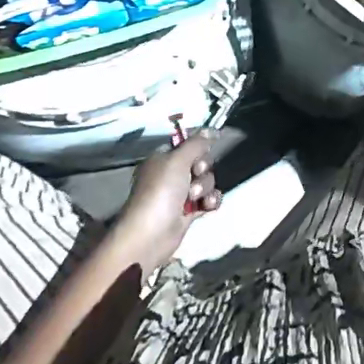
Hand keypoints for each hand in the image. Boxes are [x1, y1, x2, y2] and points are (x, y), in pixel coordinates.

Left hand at [109, 134, 220, 271]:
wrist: (151, 234)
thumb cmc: (160, 191)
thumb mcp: (178, 160)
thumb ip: (197, 143)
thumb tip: (213, 129)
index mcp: (163, 158)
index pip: (187, 144)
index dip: (197, 146)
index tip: (203, 149)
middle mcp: (171, 173)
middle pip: (200, 161)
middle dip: (202, 168)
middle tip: (195, 174)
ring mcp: (180, 193)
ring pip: (206, 181)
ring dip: (205, 187)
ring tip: (195, 197)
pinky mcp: (189, 212)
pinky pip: (208, 199)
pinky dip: (210, 201)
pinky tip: (207, 206)